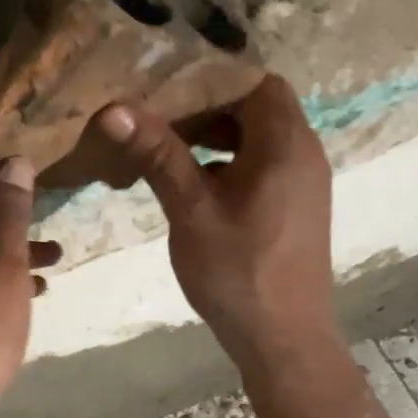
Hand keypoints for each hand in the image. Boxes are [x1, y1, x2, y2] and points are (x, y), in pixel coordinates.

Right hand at [95, 74, 337, 367]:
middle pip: (257, 107)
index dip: (212, 78)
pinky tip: (189, 183)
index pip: (255, 81)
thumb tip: (115, 108)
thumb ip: (157, 154)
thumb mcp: (191, 209)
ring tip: (164, 145)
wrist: (283, 339)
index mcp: (285, 144)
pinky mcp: (294, 206)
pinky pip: (261, 164)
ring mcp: (302, 182)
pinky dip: (227, 161)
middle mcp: (303, 153)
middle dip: (207, 106)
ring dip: (215, 136)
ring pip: (257, 138)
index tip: (165, 85)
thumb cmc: (238, 271)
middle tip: (155, 114)